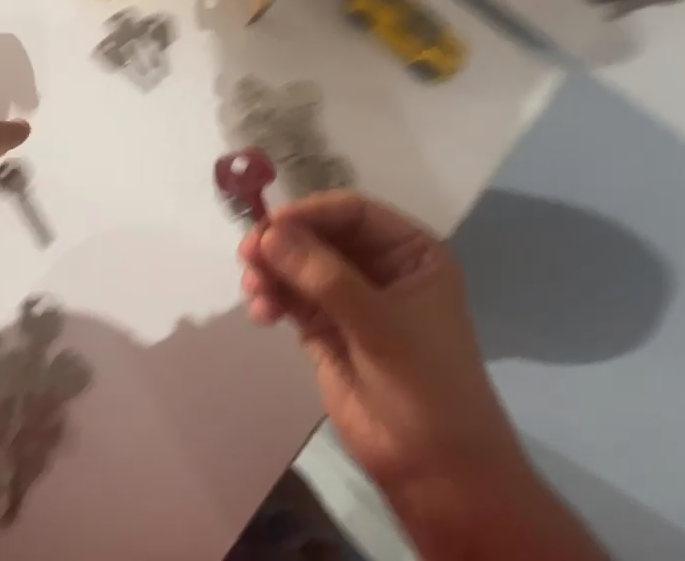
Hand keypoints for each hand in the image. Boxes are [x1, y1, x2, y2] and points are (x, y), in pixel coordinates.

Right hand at [237, 191, 529, 500]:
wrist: (436, 470)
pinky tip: (261, 313)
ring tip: (255, 292)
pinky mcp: (324, 328)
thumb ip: (324, 276)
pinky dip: (270, 297)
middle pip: (318, 235)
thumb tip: (268, 232)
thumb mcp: (380, 325)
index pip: (352, 213)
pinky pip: (289, 296)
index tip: (269, 226)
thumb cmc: (426, 387)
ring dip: (270, 271)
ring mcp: (349, 298)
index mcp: (410, 254)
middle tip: (248, 256)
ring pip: (297, 265)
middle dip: (282, 244)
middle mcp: (379, 268)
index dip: (309, 213)